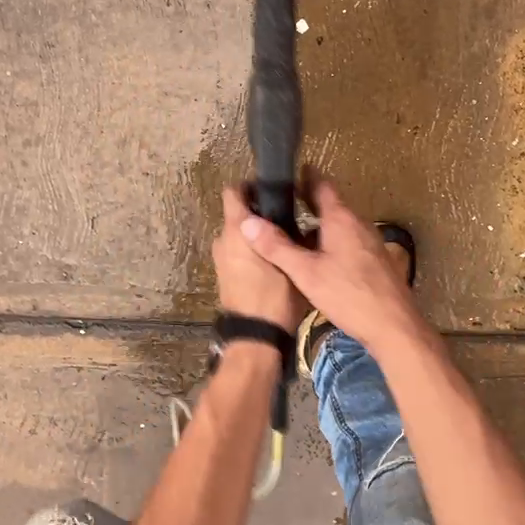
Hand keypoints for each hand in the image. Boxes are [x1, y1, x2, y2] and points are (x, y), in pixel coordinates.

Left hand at [213, 186, 304, 330]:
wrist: (254, 338)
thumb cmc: (274, 297)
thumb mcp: (292, 264)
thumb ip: (292, 240)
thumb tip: (302, 222)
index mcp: (236, 230)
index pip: (234, 191)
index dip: (250, 186)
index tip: (272, 189)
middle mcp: (223, 240)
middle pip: (239, 214)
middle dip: (260, 214)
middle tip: (288, 218)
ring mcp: (221, 259)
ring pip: (240, 236)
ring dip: (257, 235)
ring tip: (285, 242)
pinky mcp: (225, 276)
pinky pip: (238, 253)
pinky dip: (252, 252)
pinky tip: (275, 263)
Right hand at [241, 181, 429, 356]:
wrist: (394, 327)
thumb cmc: (349, 295)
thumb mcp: (306, 273)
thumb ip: (277, 247)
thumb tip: (247, 222)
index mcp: (341, 219)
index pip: (322, 185)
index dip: (305, 177)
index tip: (289, 173)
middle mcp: (358, 224)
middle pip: (331, 205)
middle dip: (309, 202)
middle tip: (284, 203)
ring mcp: (370, 243)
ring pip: (340, 226)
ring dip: (320, 225)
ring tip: (296, 232)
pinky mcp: (376, 261)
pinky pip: (349, 241)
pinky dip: (331, 242)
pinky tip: (319, 260)